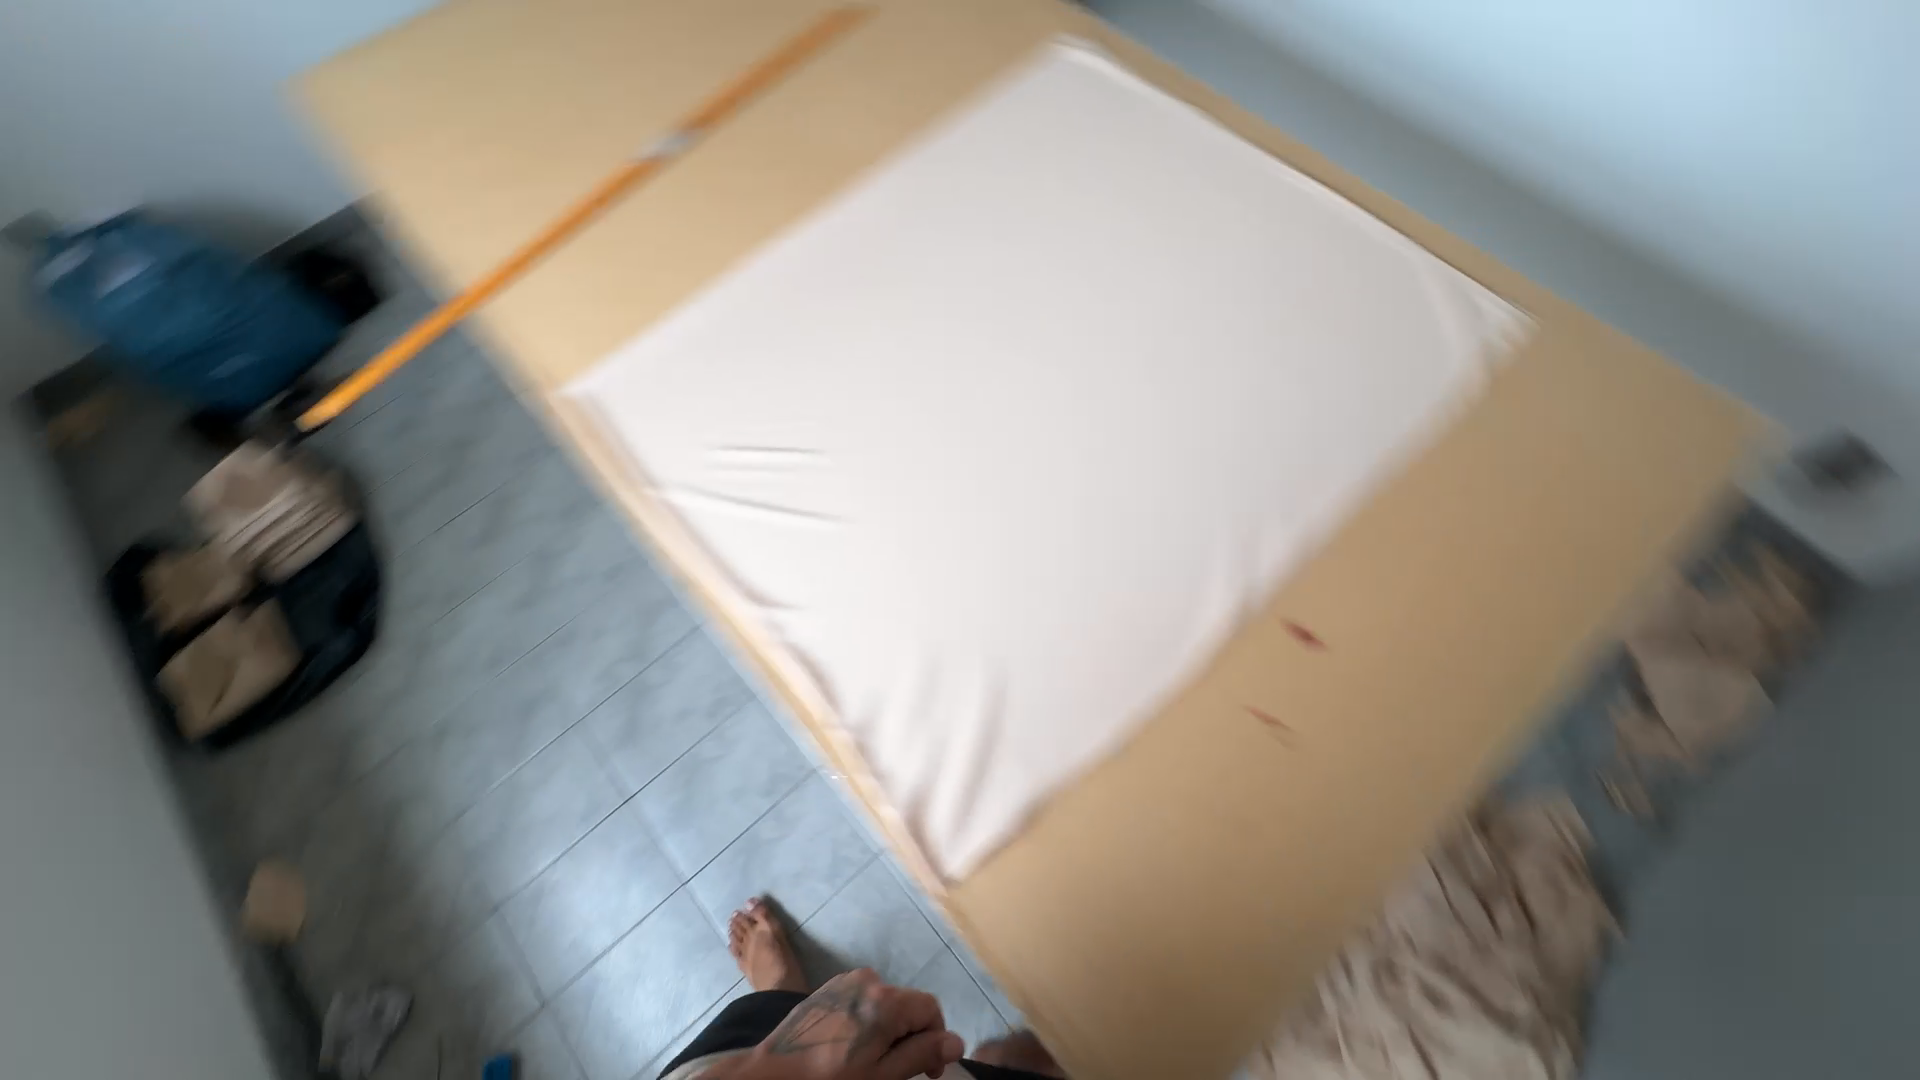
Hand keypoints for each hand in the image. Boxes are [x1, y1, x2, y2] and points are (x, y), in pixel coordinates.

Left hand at [722, 968, 964, 1079]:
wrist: (772, 1074)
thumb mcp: (882, 1077)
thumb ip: (922, 1055)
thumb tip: (957, 1042)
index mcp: (887, 999)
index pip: (931, 1009)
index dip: (936, 1040)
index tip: (928, 1073)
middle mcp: (870, 979)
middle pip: (907, 1005)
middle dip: (909, 1037)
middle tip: (891, 1073)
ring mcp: (846, 980)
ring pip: (884, 1004)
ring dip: (886, 1030)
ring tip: (866, 1062)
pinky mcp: (829, 987)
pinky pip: (862, 1001)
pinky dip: (865, 1022)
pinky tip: (847, 1048)